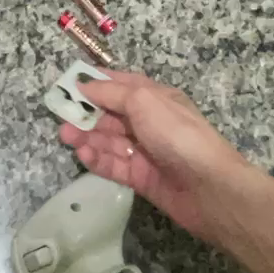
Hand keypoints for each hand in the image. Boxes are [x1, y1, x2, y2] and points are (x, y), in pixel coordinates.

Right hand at [61, 70, 273, 272]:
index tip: (67, 85)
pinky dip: (98, 160)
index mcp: (154, 97)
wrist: (212, 189)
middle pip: (110, 114)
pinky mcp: (144, 179)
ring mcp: (146, 151)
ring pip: (110, 140)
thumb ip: (111, 92)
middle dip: (86, 113)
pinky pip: (116, 165)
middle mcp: (149, 121)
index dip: (93, 83)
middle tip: (61, 117)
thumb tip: (84, 85)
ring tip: (67, 137)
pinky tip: (84, 156)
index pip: (118, 84)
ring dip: (88, 137)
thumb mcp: (143, 100)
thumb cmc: (177, 133)